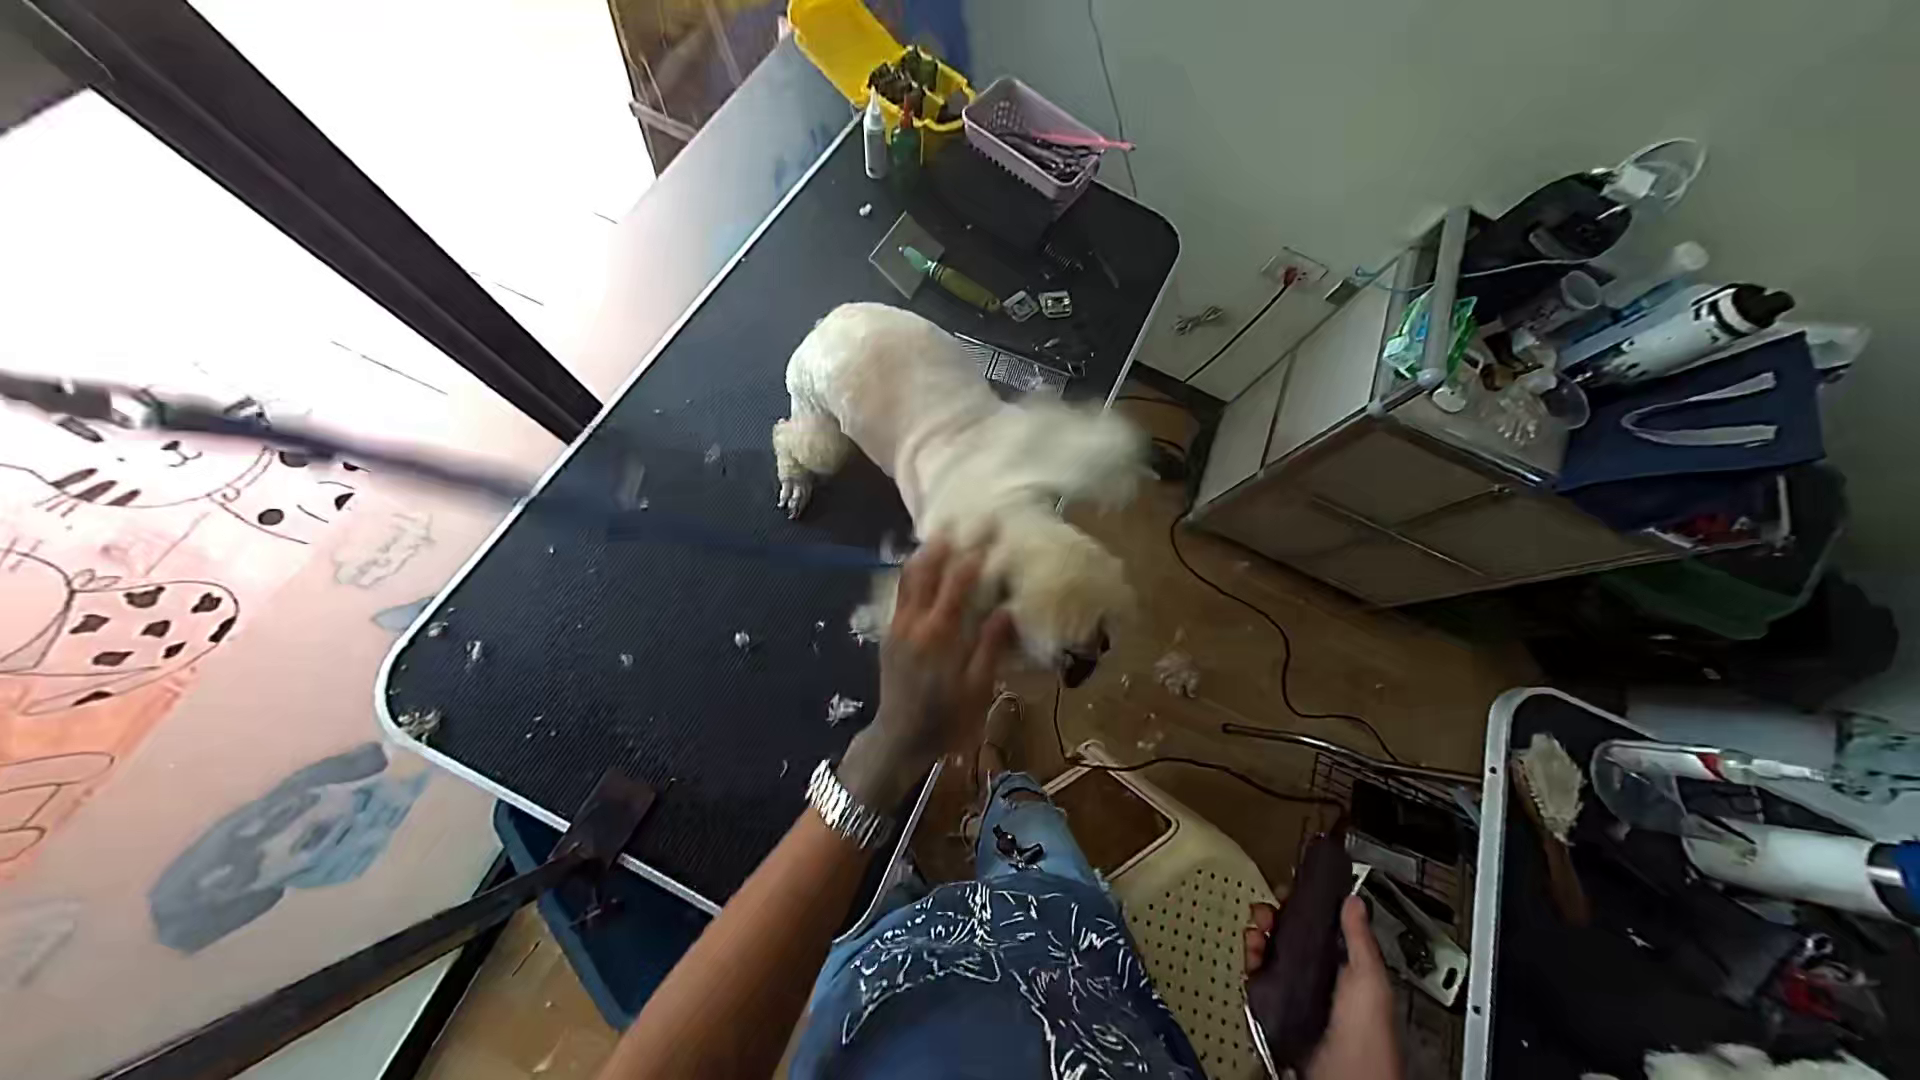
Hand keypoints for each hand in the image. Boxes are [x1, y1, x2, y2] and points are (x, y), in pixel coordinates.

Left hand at [839, 541, 1014, 806]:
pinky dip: (914, 572)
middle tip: (963, 522)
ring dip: (925, 553)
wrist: (899, 738)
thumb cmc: (946, 719)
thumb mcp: (977, 689)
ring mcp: (897, 625)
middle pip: (926, 570)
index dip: (974, 556)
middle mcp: (913, 622)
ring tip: (942, 534)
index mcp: (939, 635)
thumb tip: (1007, 608)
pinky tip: (926, 566)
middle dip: (945, 544)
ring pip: (907, 577)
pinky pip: (901, 591)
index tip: (990, 534)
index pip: (957, 583)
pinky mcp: (890, 632)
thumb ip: (990, 647)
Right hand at [1244, 896, 1401, 1079]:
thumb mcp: (1370, 980)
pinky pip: (1257, 977)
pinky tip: (1252, 953)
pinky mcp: (1276, 1007)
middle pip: (1288, 936)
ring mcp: (1296, 992)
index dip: (1300, 908)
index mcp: (1344, 969)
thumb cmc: (1367, 1036)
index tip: (1288, 892)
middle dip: (1273, 918)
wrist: (1344, 1078)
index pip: (1317, 928)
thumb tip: (1353, 901)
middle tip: (1266, 911)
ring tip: (1256, 930)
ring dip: (1258, 935)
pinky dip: (1250, 961)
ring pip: (1269, 952)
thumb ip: (1359, 939)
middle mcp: (1319, 978)